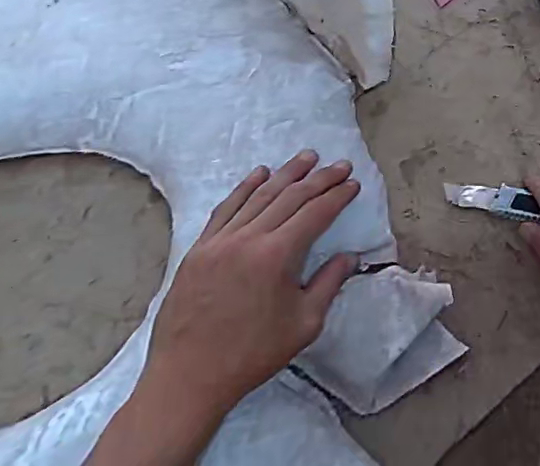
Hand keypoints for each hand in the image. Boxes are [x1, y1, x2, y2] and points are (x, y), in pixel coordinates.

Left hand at [140, 150, 360, 416]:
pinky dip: (244, 188)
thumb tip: (350, 257)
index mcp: (277, 256)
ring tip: (306, 157)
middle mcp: (248, 240)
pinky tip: (259, 174)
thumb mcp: (304, 323)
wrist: (185, 382)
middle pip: (291, 197)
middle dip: (320, 178)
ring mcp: (218, 244)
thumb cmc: (251, 354)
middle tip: (340, 164)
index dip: (338, 196)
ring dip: (286, 174)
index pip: (316, 213)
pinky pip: (225, 211)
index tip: (353, 184)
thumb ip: (330, 283)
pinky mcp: (197, 253)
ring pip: (258, 197)